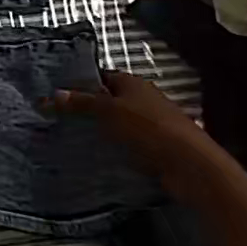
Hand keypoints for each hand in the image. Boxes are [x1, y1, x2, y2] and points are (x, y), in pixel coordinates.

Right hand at [44, 70, 227, 200]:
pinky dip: (114, 148)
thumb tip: (52, 95)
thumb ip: (81, 103)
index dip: (79, 83)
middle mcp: (143, 99)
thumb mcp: (109, 111)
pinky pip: (128, 144)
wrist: (194, 169)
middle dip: (87, 109)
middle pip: (108, 100)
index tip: (57, 93)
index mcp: (132, 82)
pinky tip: (97, 156)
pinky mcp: (158, 149)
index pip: (99, 76)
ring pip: (118, 124)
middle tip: (59, 117)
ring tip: (72, 137)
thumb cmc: (149, 129)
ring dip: (100, 131)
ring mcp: (152, 125)